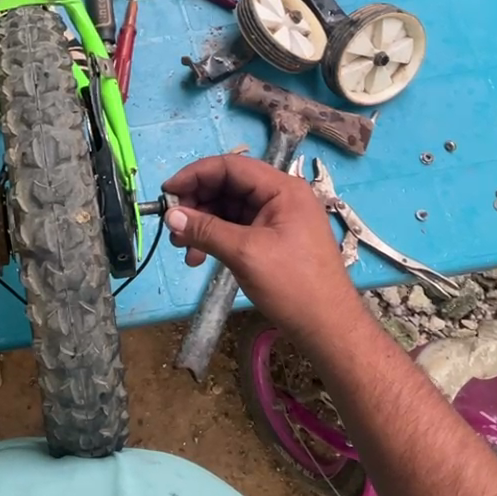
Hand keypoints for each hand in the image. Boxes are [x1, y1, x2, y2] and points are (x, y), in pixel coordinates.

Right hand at [161, 154, 363, 340]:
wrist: (329, 329)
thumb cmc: (293, 285)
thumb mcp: (245, 253)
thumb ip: (205, 230)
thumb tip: (170, 216)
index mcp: (282, 189)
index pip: (230, 167)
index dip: (195, 175)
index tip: (167, 192)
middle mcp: (280, 197)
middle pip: (227, 186)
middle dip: (196, 203)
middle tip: (173, 226)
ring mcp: (276, 218)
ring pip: (228, 208)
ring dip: (202, 224)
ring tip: (182, 246)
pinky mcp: (271, 238)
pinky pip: (235, 227)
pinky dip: (214, 237)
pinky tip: (198, 256)